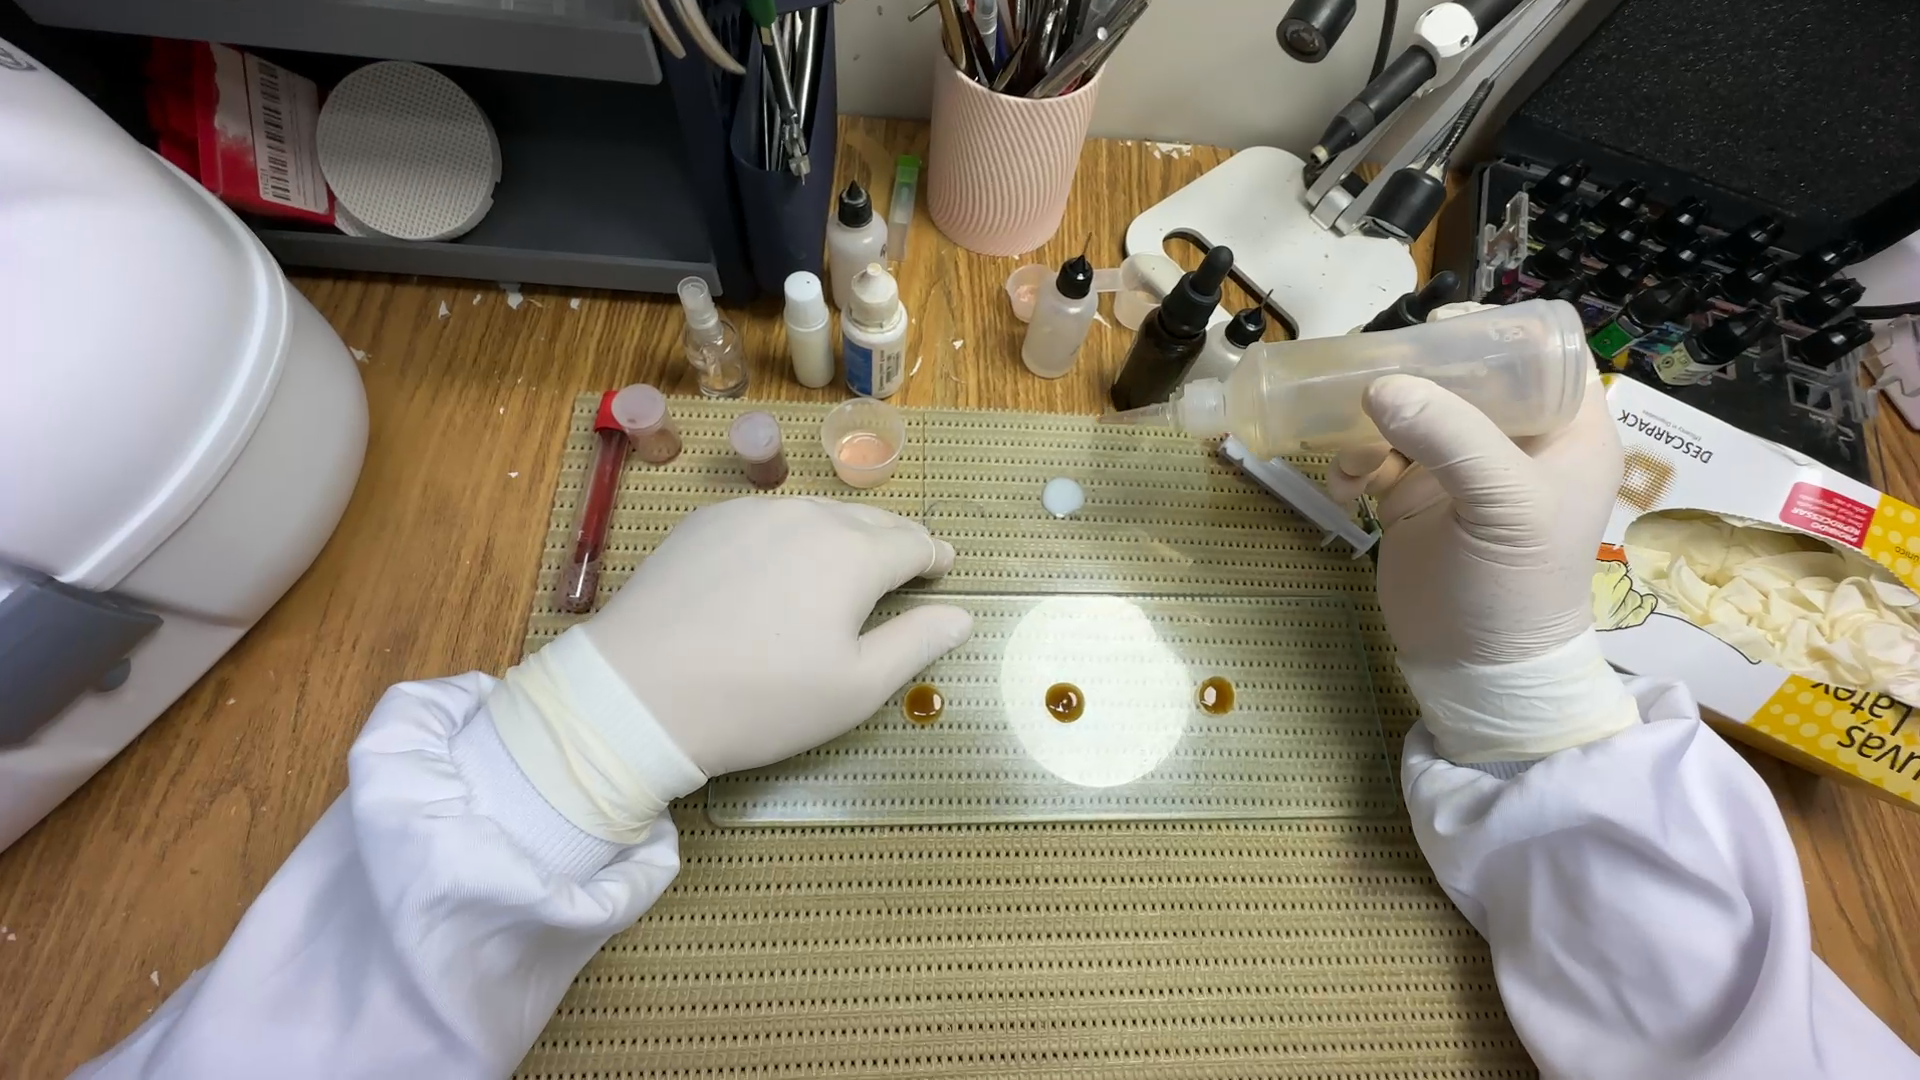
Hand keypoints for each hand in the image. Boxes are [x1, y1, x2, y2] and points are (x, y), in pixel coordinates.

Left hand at [487, 498, 972, 840]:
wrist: (638, 694)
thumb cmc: (762, 700)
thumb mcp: (857, 687)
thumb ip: (917, 642)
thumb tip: (961, 615)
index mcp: (853, 554)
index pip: (913, 543)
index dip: (935, 555)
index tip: (945, 563)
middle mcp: (808, 516)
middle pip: (870, 520)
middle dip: (896, 539)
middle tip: (908, 560)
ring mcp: (752, 512)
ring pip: (819, 513)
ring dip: (845, 533)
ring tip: (848, 558)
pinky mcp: (707, 521)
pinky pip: (769, 518)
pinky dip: (793, 534)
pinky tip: (781, 562)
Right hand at [1327, 370, 1641, 762]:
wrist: (1472, 664)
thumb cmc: (1513, 583)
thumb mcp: (1502, 504)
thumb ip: (1449, 436)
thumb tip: (1379, 386)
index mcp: (1561, 429)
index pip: (1535, 354)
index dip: (1488, 334)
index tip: (1428, 334)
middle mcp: (1508, 439)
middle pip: (1455, 378)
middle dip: (1406, 380)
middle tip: (1364, 381)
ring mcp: (1454, 468)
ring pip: (1404, 415)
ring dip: (1367, 428)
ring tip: (1354, 461)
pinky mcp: (1409, 495)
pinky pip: (1371, 456)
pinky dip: (1350, 466)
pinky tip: (1345, 492)